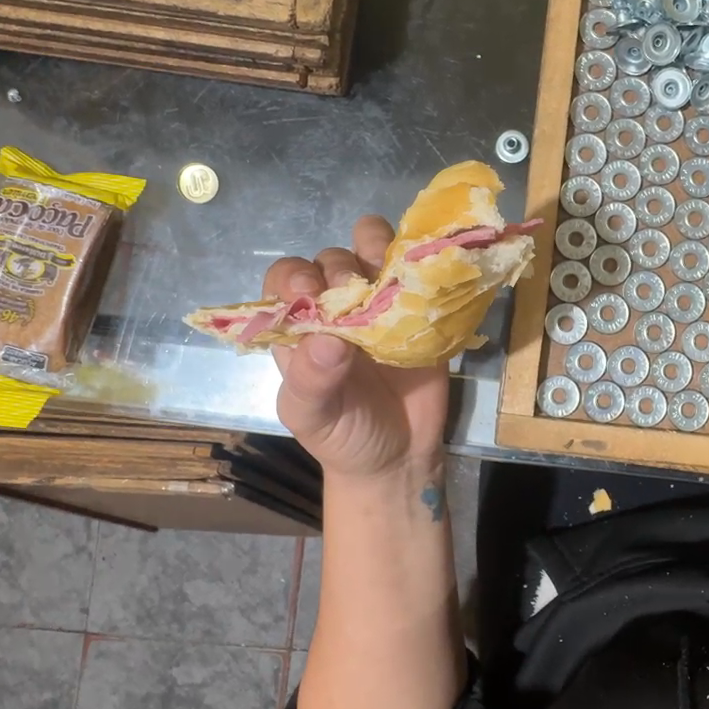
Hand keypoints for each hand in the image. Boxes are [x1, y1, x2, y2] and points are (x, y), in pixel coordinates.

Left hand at [264, 216, 449, 481]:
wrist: (401, 459)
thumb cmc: (344, 436)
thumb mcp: (313, 417)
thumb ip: (312, 380)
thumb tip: (328, 338)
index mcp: (300, 326)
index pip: (286, 279)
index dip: (295, 277)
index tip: (311, 291)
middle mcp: (337, 307)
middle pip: (331, 259)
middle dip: (340, 269)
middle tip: (354, 296)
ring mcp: (381, 304)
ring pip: (372, 250)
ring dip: (378, 251)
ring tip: (389, 279)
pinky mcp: (420, 309)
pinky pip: (418, 272)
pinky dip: (420, 262)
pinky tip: (422, 277)